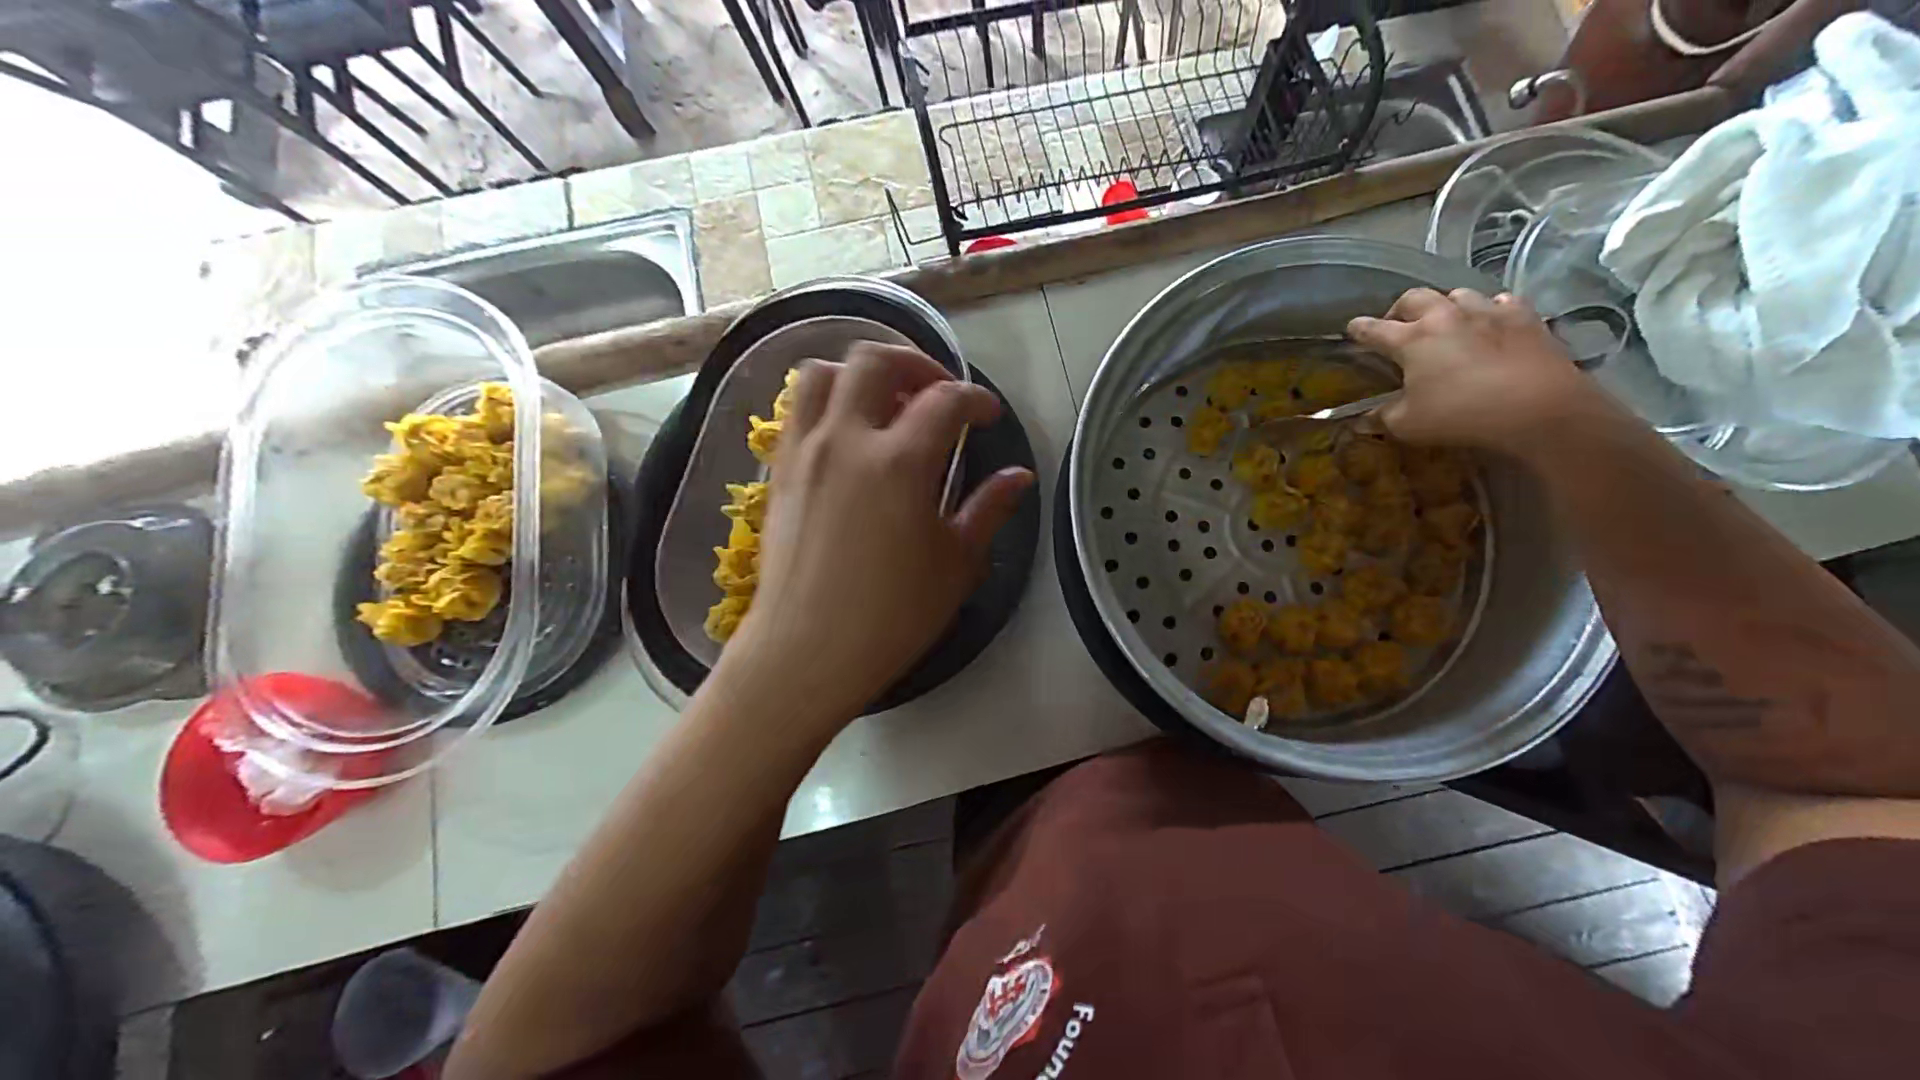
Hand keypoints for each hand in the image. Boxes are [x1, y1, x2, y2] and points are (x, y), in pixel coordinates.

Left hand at [716, 343, 1034, 732]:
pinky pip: (796, 410)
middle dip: (916, 362)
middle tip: (937, 393)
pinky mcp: (778, 471)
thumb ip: (988, 509)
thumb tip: (1017, 477)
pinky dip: (827, 402)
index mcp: (900, 462)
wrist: (805, 651)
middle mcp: (847, 439)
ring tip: (885, 403)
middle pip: (876, 359)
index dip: (976, 400)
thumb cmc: (891, 617)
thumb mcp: (955, 564)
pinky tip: (848, 436)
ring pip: (824, 373)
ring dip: (861, 374)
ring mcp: (804, 451)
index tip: (987, 417)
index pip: (946, 400)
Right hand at [1346, 288, 1610, 453]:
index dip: (1358, 329)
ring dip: (1446, 306)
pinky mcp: (1526, 317)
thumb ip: (1382, 417)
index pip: (1373, 329)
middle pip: (1415, 297)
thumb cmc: (1461, 415)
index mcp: (1411, 339)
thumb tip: (1361, 420)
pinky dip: (1490, 310)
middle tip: (1398, 325)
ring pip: (1458, 294)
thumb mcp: (1408, 424)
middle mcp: (1446, 316)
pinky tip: (1490, 323)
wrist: (1539, 408)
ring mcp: (1489, 312)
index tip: (1352, 329)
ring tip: (1446, 323)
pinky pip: (1502, 302)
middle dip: (1400, 309)